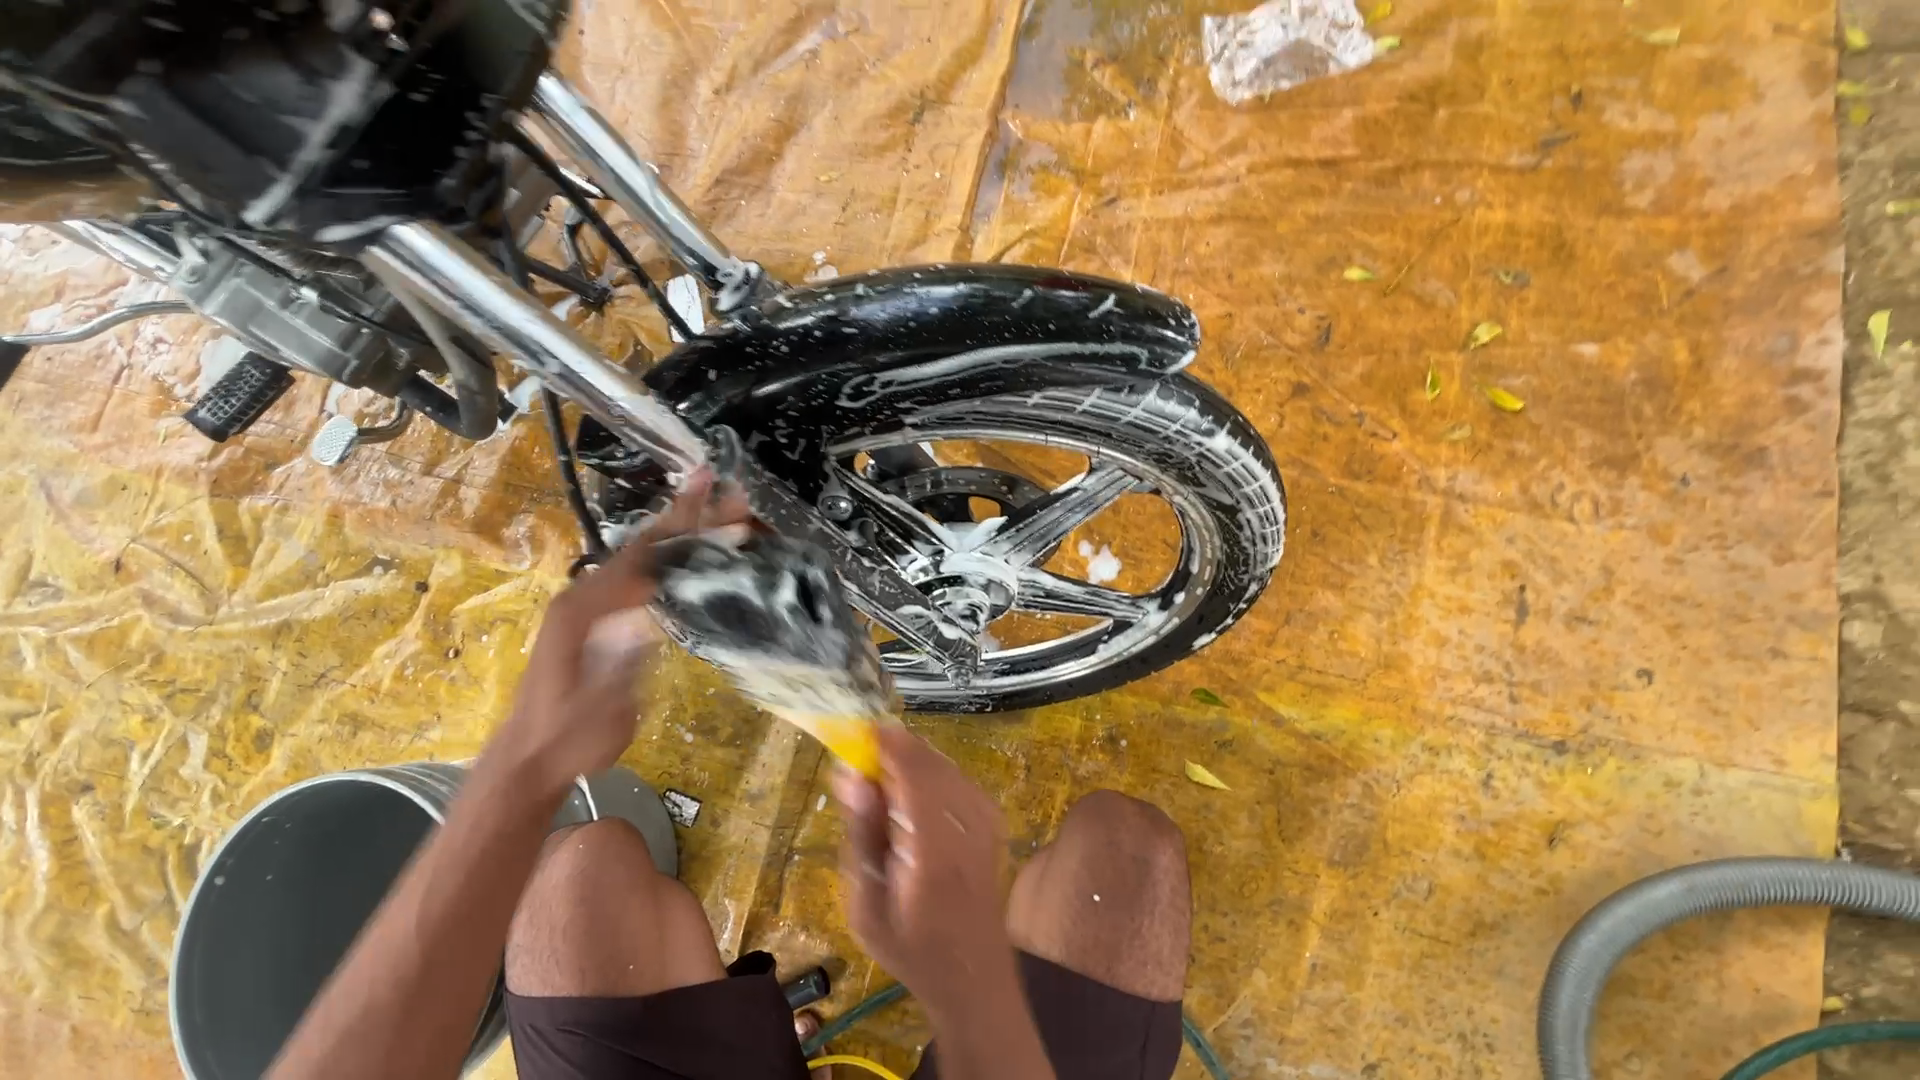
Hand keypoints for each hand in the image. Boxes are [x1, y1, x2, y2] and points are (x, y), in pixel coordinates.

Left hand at [499, 469, 750, 792]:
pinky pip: (635, 575)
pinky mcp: (596, 619)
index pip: (642, 557)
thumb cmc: (568, 738)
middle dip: (684, 515)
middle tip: (719, 484)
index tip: (712, 497)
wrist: (530, 758)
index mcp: (582, 610)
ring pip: (639, 557)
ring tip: (713, 506)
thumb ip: (621, 665)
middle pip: (642, 546)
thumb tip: (646, 623)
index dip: (680, 526)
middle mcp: (583, 596)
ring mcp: (587, 606)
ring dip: (678, 531)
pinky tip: (686, 549)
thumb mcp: (601, 709)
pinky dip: (666, 555)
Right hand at [833, 726, 1017, 1013]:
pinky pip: (963, 781)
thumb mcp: (867, 906)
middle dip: (899, 749)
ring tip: (885, 776)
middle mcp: (967, 831)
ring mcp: (987, 826)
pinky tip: (916, 791)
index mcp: (933, 855)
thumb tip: (852, 776)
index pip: (916, 778)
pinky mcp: (994, 826)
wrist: (973, 978)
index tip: (860, 732)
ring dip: (917, 761)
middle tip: (865, 753)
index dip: (890, 747)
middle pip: (934, 766)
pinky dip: (936, 773)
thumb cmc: (910, 949)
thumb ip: (862, 837)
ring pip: (950, 769)